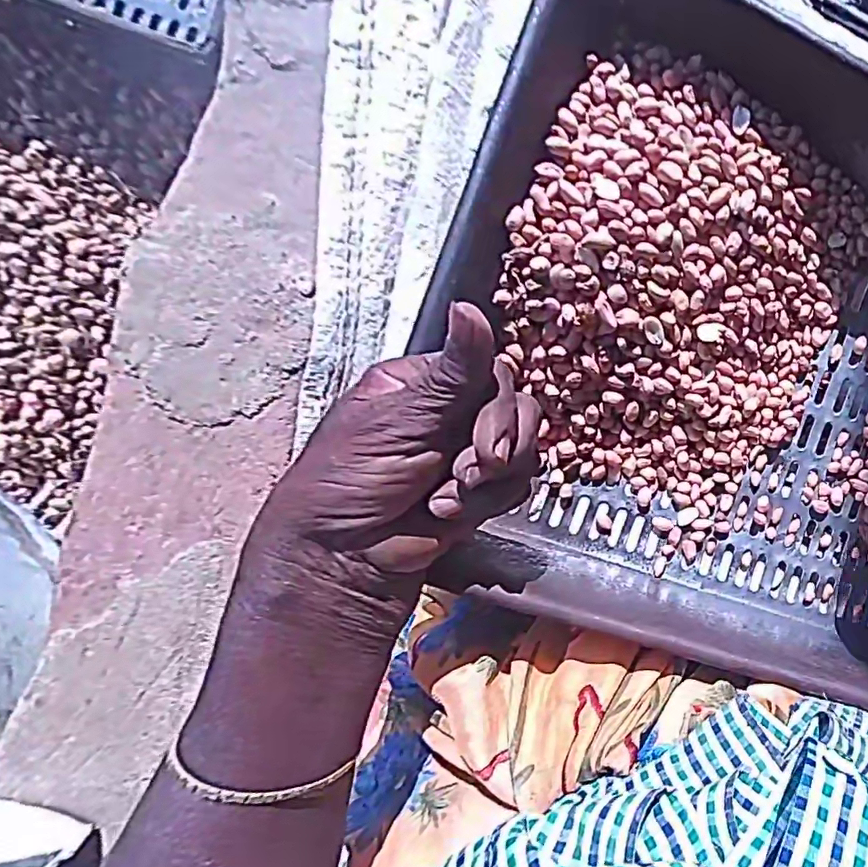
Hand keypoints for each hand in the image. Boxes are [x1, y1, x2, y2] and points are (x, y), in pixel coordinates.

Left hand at [250, 302, 540, 610]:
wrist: (344, 559)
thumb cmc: (349, 483)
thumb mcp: (402, 421)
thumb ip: (452, 372)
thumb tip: (468, 307)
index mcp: (426, 384)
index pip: (492, 375)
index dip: (498, 410)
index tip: (486, 443)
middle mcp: (453, 412)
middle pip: (518, 412)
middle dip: (498, 447)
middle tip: (470, 472)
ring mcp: (470, 451)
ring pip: (524, 450)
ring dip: (489, 481)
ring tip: (448, 497)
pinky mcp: (483, 489)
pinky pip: (518, 484)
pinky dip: (489, 502)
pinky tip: (449, 511)